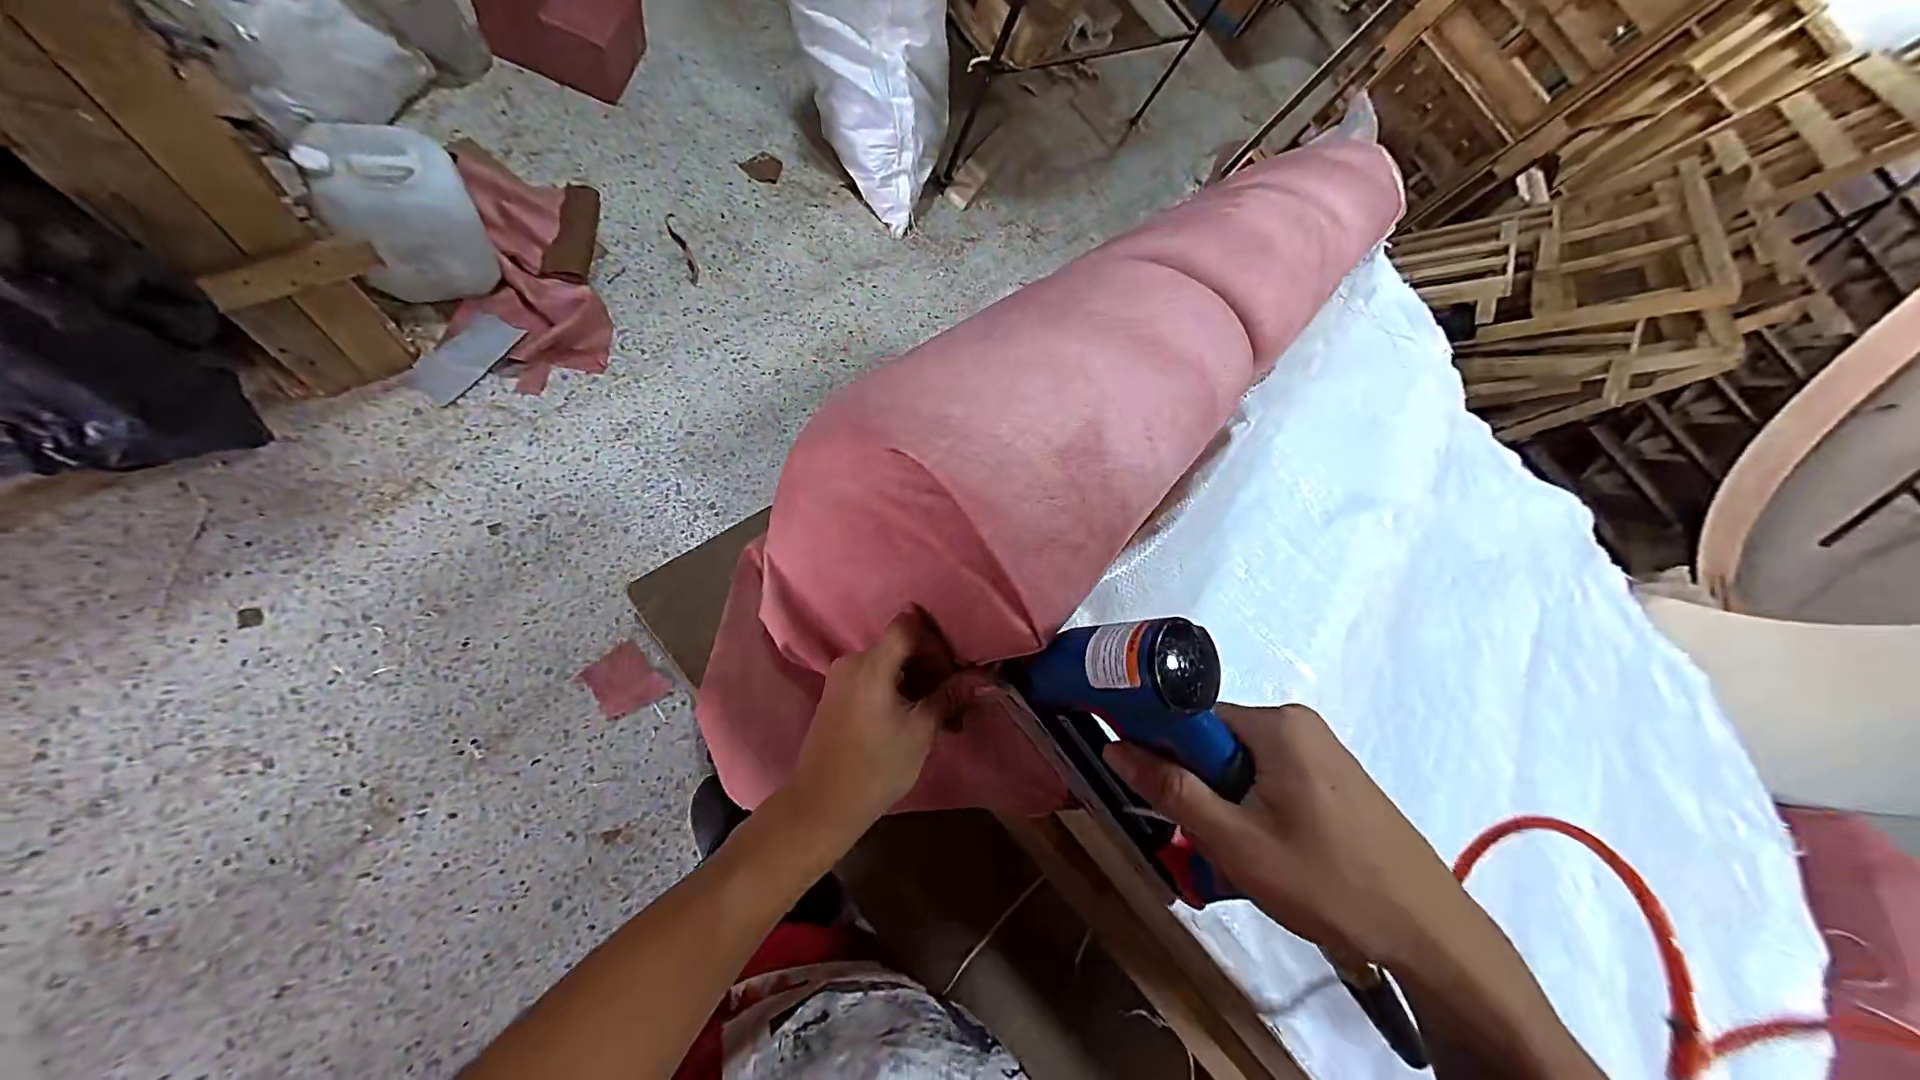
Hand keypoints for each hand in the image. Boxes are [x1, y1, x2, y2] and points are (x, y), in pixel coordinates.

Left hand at [785, 608, 987, 836]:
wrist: (821, 806)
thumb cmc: (875, 768)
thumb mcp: (920, 732)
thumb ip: (949, 697)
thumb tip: (983, 677)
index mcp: (870, 665)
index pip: (909, 625)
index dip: (936, 641)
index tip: (955, 670)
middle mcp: (852, 662)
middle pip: (901, 646)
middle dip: (933, 668)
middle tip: (958, 701)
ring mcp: (842, 678)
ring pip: (891, 666)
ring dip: (919, 683)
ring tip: (943, 719)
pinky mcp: (839, 696)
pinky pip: (876, 680)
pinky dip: (899, 691)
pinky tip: (917, 721)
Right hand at [1103, 704, 1477, 968]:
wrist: (1432, 936)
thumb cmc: (1328, 883)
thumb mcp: (1236, 842)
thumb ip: (1172, 790)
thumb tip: (1114, 747)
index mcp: (1276, 725)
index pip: (1191, 717)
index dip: (1162, 750)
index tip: (1153, 791)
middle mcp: (1298, 725)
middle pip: (1215, 743)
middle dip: (1200, 790)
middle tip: (1206, 840)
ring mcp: (1320, 752)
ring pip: (1240, 767)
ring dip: (1225, 807)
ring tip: (1240, 857)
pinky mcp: (1332, 779)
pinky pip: (1269, 780)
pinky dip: (1254, 812)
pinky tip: (1269, 854)